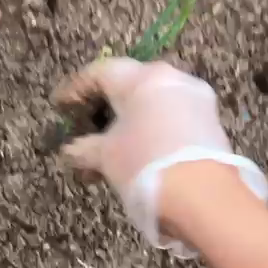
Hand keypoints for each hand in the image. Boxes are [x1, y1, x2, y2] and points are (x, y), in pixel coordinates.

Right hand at [53, 57, 267, 257]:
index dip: (75, 89)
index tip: (59, 106)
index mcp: (143, 79)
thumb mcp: (104, 157)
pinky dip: (147, 134)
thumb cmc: (144, 164)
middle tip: (82, 130)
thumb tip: (70, 151)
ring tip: (106, 155)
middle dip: (102, 110)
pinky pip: (168, 120)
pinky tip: (133, 159)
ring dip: (125, 126)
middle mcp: (172, 80)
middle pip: (128, 88)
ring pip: (149, 106)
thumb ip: (83, 150)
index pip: (101, 72)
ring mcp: (195, 100)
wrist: (201, 194)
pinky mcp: (208, 123)